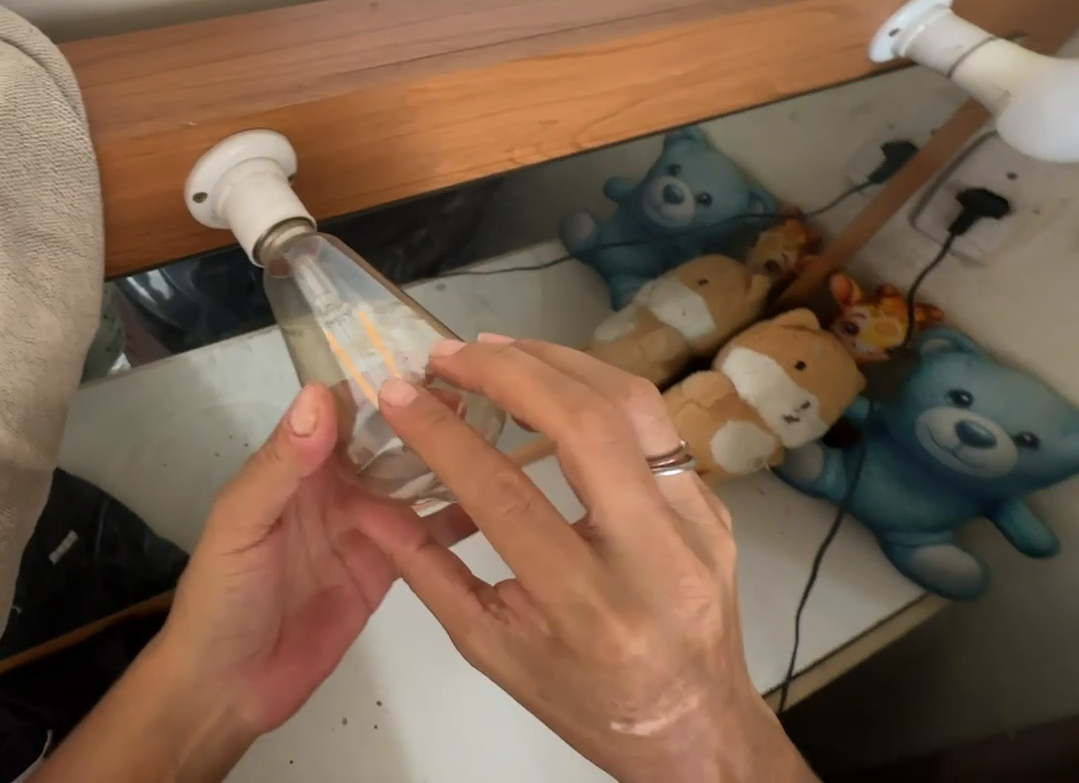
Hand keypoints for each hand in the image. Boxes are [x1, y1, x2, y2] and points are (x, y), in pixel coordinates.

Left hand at [156, 382, 473, 735]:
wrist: (230, 686)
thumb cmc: (222, 593)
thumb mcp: (242, 521)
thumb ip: (281, 463)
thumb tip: (319, 395)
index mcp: (294, 465)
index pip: (339, 410)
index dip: (376, 385)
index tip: (426, 361)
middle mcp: (331, 486)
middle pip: (382, 442)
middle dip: (422, 419)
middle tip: (480, 397)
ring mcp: (361, 527)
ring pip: (408, 483)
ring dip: (443, 461)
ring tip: (496, 437)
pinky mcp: (384, 569)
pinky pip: (422, 537)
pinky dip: (453, 520)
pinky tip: (493, 502)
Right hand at [357, 335, 815, 782]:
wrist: (702, 732)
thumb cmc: (585, 699)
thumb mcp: (490, 648)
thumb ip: (426, 569)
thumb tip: (367, 504)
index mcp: (590, 607)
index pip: (506, 496)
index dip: (444, 435)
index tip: (397, 392)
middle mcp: (657, 554)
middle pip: (587, 426)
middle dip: (506, 373)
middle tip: (446, 355)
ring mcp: (698, 520)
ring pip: (630, 404)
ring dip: (551, 360)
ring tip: (490, 348)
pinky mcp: (711, 501)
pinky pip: (648, 420)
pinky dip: (586, 382)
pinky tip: (542, 376)